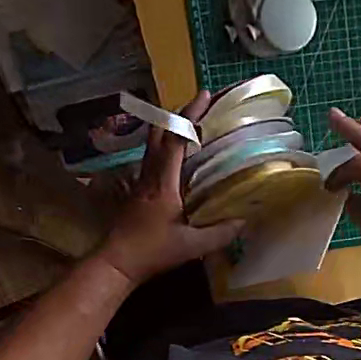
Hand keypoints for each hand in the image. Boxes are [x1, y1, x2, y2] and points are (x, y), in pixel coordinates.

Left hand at [95, 91, 243, 284]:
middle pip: (159, 134)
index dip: (189, 116)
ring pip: (152, 146)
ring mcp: (139, 183)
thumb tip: (244, 221)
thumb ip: (219, 233)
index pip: (175, 140)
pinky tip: (176, 157)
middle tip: (198, 105)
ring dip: (170, 130)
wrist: (116, 263)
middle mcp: (149, 176)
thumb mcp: (191, 247)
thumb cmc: (151, 252)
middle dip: (178, 115)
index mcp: (163, 183)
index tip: (204, 96)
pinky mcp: (136, 192)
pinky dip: (165, 148)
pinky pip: (151, 160)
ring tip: (191, 125)